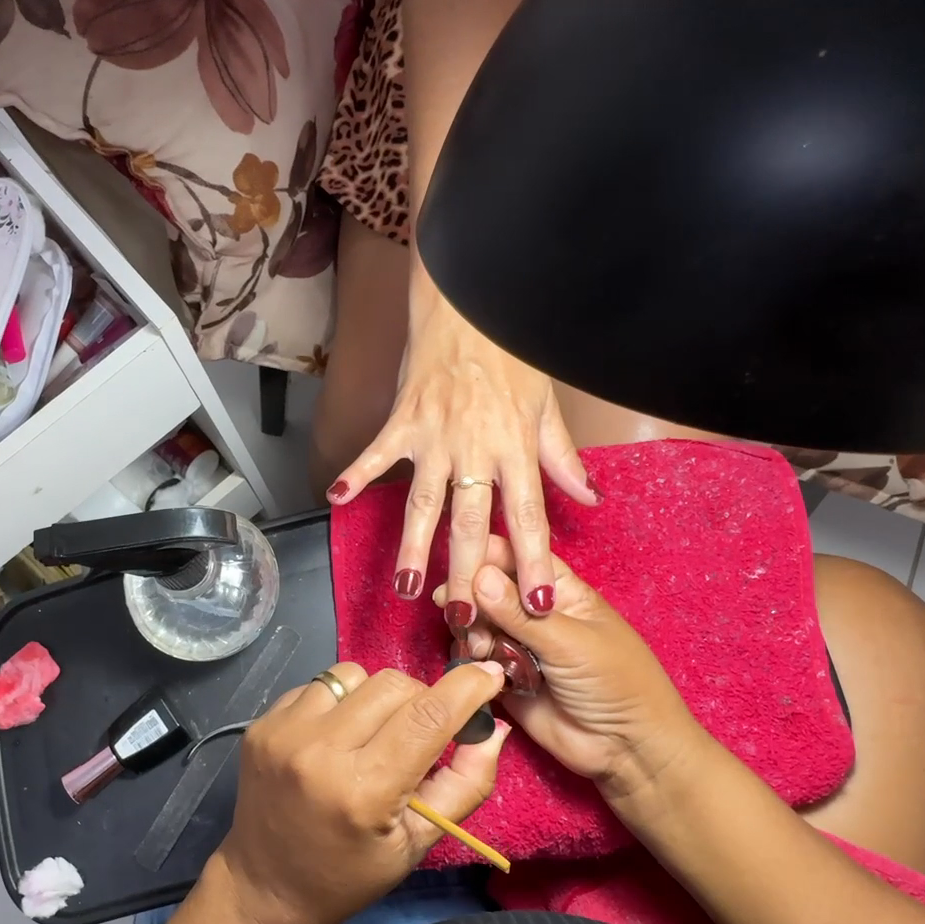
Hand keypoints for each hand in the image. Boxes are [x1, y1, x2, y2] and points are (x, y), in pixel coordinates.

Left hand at [213, 660, 509, 923]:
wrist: (266, 886)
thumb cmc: (350, 875)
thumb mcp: (418, 843)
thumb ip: (465, 784)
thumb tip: (494, 728)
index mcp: (364, 791)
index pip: (427, 717)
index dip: (466, 688)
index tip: (489, 674)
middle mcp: (319, 751)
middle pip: (393, 685)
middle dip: (421, 700)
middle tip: (420, 732)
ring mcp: (284, 732)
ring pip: (354, 675)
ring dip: (376, 697)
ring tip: (371, 735)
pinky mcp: (263, 723)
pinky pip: (317, 684)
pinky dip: (338, 702)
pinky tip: (334, 738)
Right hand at [327, 274, 597, 629]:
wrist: (473, 305)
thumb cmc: (512, 356)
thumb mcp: (545, 405)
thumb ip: (561, 457)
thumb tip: (587, 499)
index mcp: (515, 446)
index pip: (528, 513)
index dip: (533, 559)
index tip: (536, 604)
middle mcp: (474, 447)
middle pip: (471, 520)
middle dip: (469, 571)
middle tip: (464, 618)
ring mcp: (434, 435)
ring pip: (423, 500)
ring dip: (414, 546)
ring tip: (408, 588)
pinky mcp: (402, 420)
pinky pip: (377, 452)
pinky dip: (356, 474)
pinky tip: (337, 500)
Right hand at [438, 536, 703, 795]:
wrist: (626, 749)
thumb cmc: (617, 682)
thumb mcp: (570, 642)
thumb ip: (520, 614)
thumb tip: (477, 576)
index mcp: (558, 590)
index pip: (516, 558)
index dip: (485, 557)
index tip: (461, 567)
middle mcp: (532, 612)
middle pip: (486, 589)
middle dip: (470, 597)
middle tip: (460, 612)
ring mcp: (516, 644)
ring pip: (476, 622)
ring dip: (471, 630)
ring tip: (482, 648)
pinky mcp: (503, 676)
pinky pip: (474, 658)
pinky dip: (469, 658)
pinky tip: (479, 666)